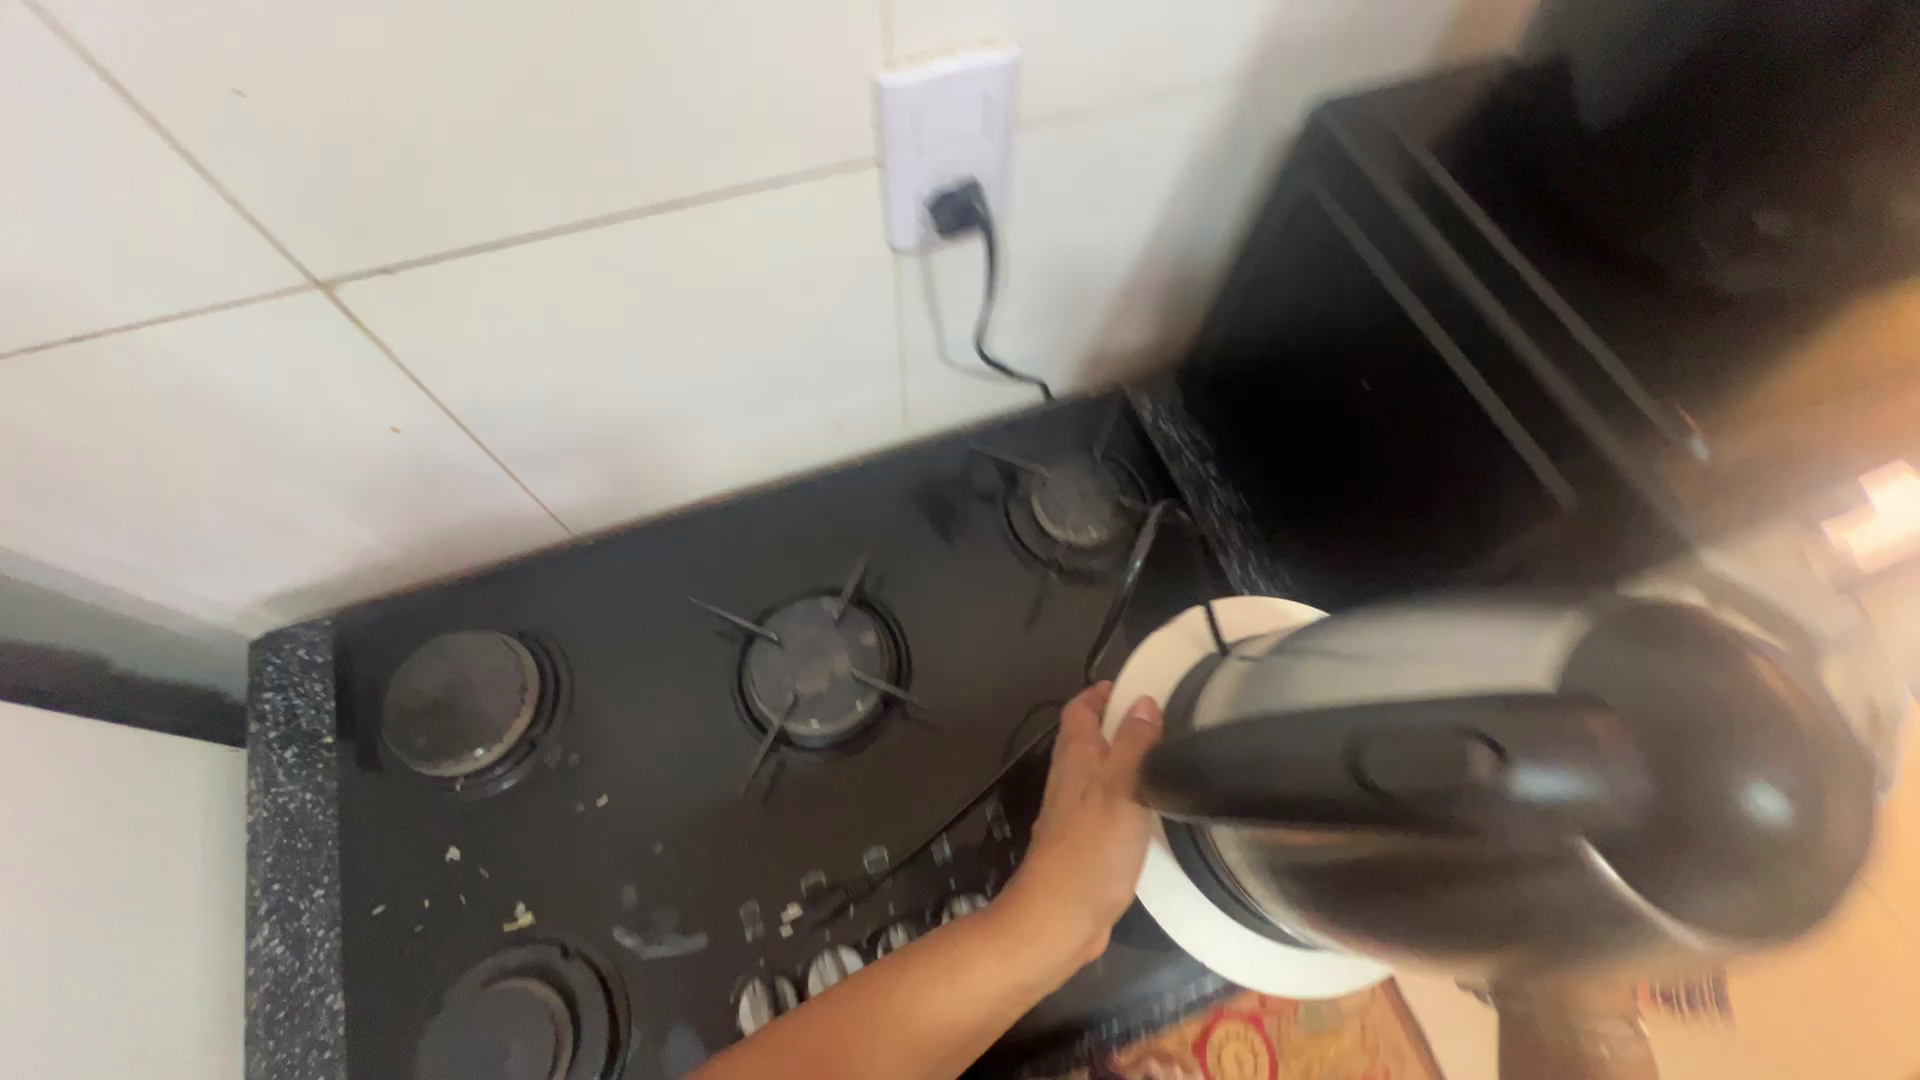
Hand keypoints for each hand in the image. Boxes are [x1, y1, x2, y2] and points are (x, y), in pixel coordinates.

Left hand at [996, 682, 1162, 969]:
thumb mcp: (1121, 789)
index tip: (1135, 685)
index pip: (1080, 709)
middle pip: (1090, 736)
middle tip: (1162, 719)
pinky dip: (1129, 792)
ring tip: (1165, 756)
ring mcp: (1076, 810)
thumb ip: (1134, 745)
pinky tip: (1154, 806)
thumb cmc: (1090, 849)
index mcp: (1076, 757)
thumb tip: (1143, 701)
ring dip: (1125, 757)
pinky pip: (1108, 802)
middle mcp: (1071, 777)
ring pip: (1100, 769)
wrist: (1060, 917)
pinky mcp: (1087, 840)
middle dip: (1118, 721)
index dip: (1101, 693)